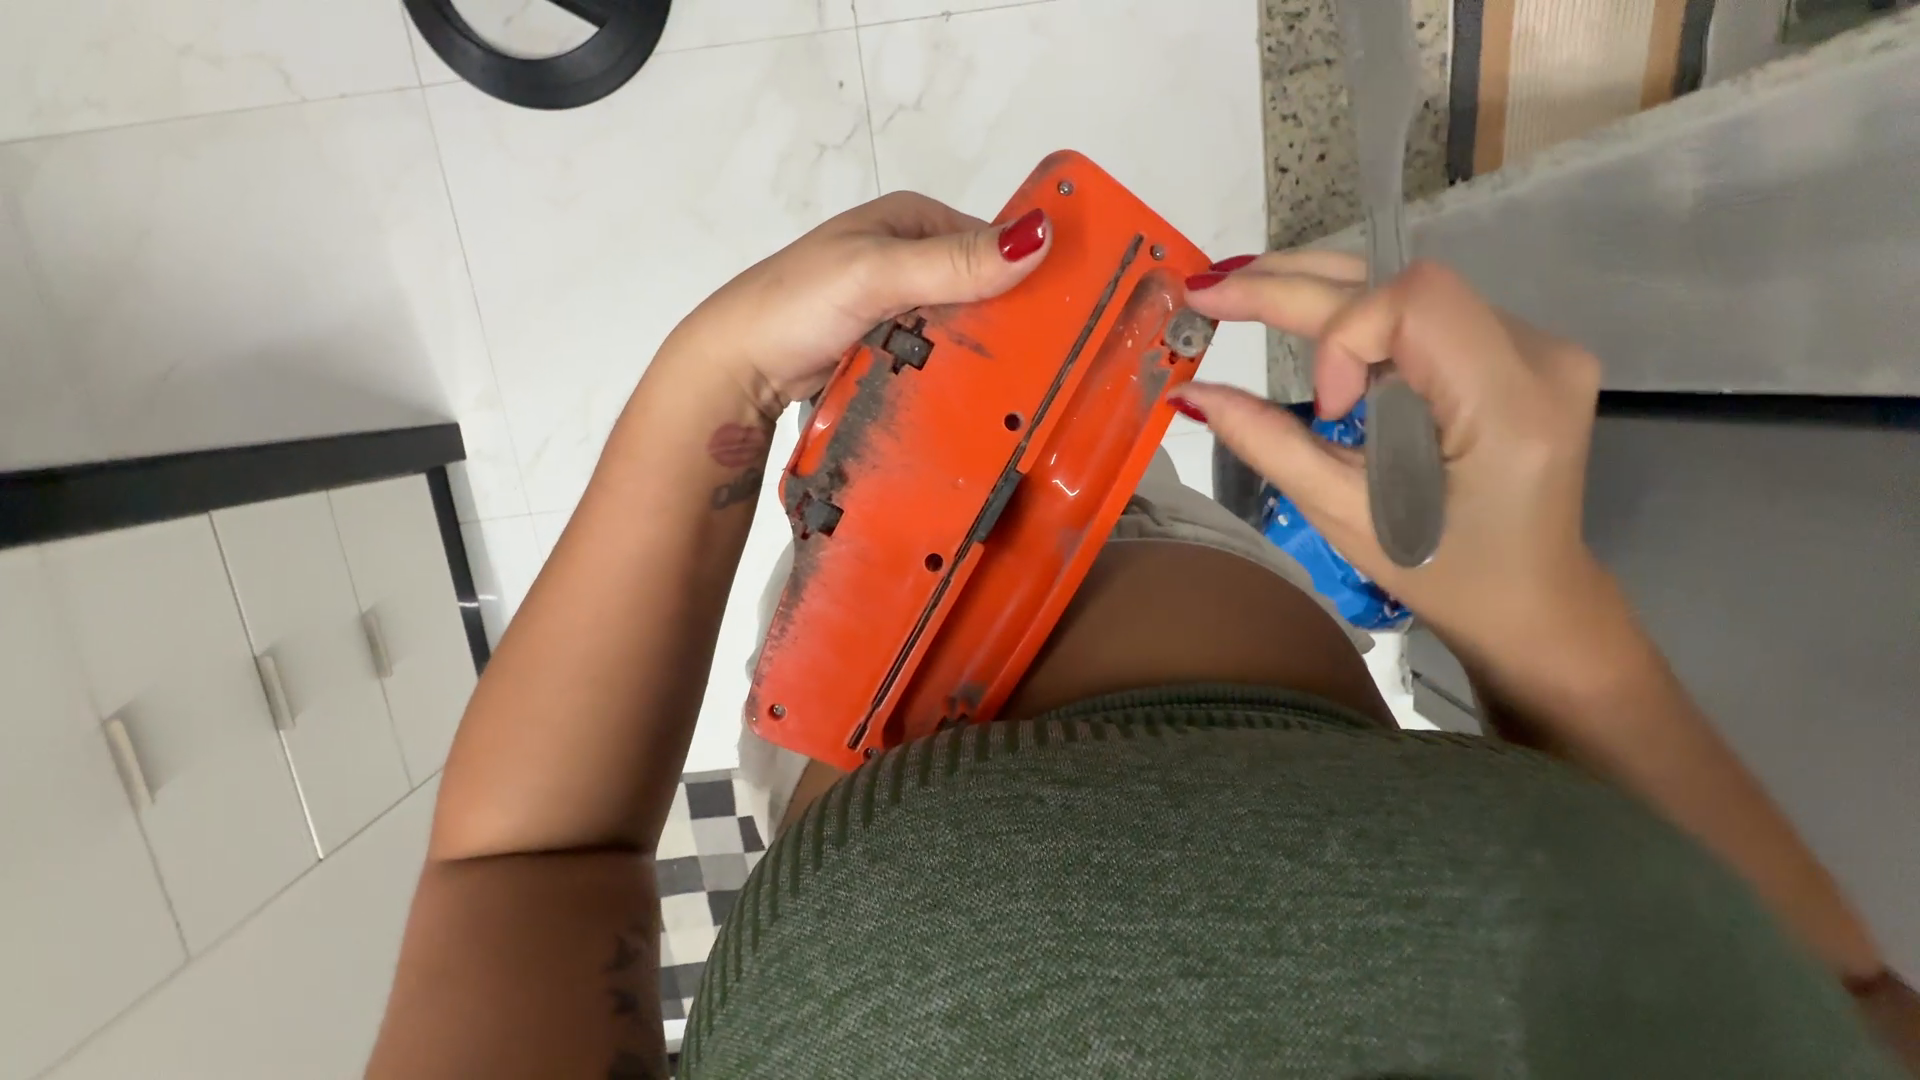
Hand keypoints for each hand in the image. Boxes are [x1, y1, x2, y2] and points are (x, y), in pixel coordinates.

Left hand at [663, 191, 1051, 420]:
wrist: (738, 368)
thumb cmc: (798, 304)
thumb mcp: (877, 273)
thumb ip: (953, 262)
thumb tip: (1041, 237)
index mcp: (910, 220)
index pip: (990, 243)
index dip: (1026, 275)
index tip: (1064, 320)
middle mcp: (907, 258)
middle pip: (977, 289)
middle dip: (1005, 323)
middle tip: (1043, 367)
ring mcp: (895, 307)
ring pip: (958, 328)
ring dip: (980, 354)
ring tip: (1017, 390)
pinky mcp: (885, 347)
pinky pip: (935, 357)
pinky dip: (953, 374)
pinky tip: (975, 399)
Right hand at [1173, 253, 1606, 673]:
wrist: (1531, 598)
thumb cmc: (1443, 575)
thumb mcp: (1346, 517)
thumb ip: (1270, 443)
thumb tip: (1190, 394)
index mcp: (1507, 406)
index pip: (1414, 304)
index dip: (1343, 336)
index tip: (1327, 409)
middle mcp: (1536, 355)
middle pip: (1406, 283)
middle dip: (1297, 284)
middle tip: (1209, 293)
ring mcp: (1534, 347)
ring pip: (1411, 289)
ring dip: (1320, 291)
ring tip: (1240, 291)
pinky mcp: (1516, 352)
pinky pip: (1424, 314)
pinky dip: (1355, 319)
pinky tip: (1303, 324)